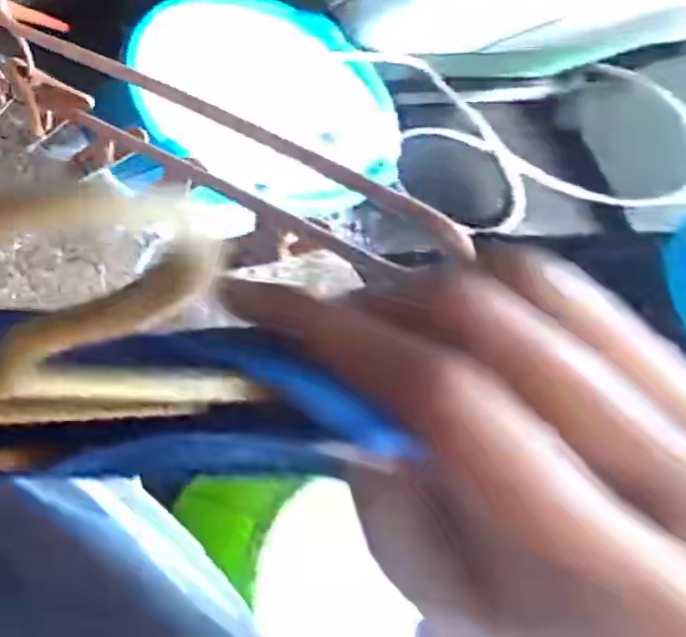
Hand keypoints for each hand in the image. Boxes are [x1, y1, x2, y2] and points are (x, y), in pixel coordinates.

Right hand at [223, 245, 685, 636]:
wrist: (660, 630)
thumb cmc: (524, 628)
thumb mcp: (435, 587)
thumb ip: (377, 488)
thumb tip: (320, 383)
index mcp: (620, 567)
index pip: (443, 390)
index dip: (325, 326)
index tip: (243, 299)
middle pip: (482, 314)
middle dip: (364, 301)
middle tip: (315, 325)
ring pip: (533, 284)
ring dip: (422, 288)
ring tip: (385, 325)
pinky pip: (572, 295)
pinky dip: (483, 291)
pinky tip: (450, 328)